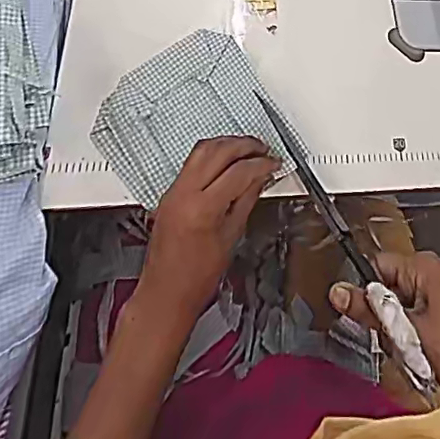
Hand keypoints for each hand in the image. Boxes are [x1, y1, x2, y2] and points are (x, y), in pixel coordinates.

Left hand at [137, 137, 278, 326]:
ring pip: (202, 149)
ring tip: (247, 149)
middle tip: (263, 150)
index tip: (273, 163)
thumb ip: (245, 201)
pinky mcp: (168, 193)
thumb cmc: (195, 279)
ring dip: (227, 145)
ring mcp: (173, 191)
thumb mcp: (231, 237)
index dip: (261, 164)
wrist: (165, 293)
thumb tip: (259, 179)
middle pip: (218, 151)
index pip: (238, 171)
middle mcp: (183, 194)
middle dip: (245, 145)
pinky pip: (191, 161)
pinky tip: (226, 160)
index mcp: (202, 208)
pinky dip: (212, 154)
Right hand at [330, 251, 439, 409]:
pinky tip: (424, 358)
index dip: (363, 290)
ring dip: (398, 333)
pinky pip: (415, 322)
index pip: (374, 265)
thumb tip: (338, 292)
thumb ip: (369, 311)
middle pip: (386, 288)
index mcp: (423, 266)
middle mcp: (433, 274)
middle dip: (383, 317)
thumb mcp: (408, 333)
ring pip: (399, 309)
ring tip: (413, 352)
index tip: (357, 313)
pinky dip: (413, 341)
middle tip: (393, 339)